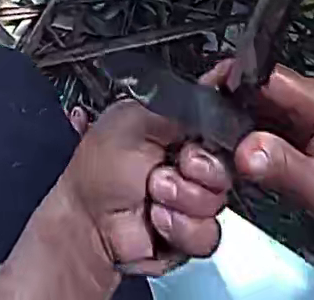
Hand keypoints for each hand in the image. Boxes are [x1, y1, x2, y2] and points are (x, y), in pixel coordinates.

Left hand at [59, 100, 233, 273]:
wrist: (88, 221)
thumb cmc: (100, 166)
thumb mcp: (136, 115)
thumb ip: (180, 102)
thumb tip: (216, 81)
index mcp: (178, 128)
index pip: (218, 123)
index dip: (218, 131)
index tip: (196, 136)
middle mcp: (189, 161)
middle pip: (224, 163)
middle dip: (198, 167)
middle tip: (165, 167)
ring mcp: (191, 198)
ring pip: (217, 200)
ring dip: (182, 198)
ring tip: (153, 192)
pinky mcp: (190, 232)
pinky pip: (208, 232)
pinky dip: (179, 226)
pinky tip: (157, 217)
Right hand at [203, 61, 313, 299]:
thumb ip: (284, 168)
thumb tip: (243, 149)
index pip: (268, 74)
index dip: (233, 81)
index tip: (206, 97)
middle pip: (259, 86)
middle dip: (230, 103)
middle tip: (207, 130)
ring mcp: (310, 110)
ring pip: (261, 102)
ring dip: (240, 120)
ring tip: (221, 145)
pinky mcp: (305, 126)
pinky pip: (269, 119)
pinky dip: (252, 133)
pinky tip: (243, 154)